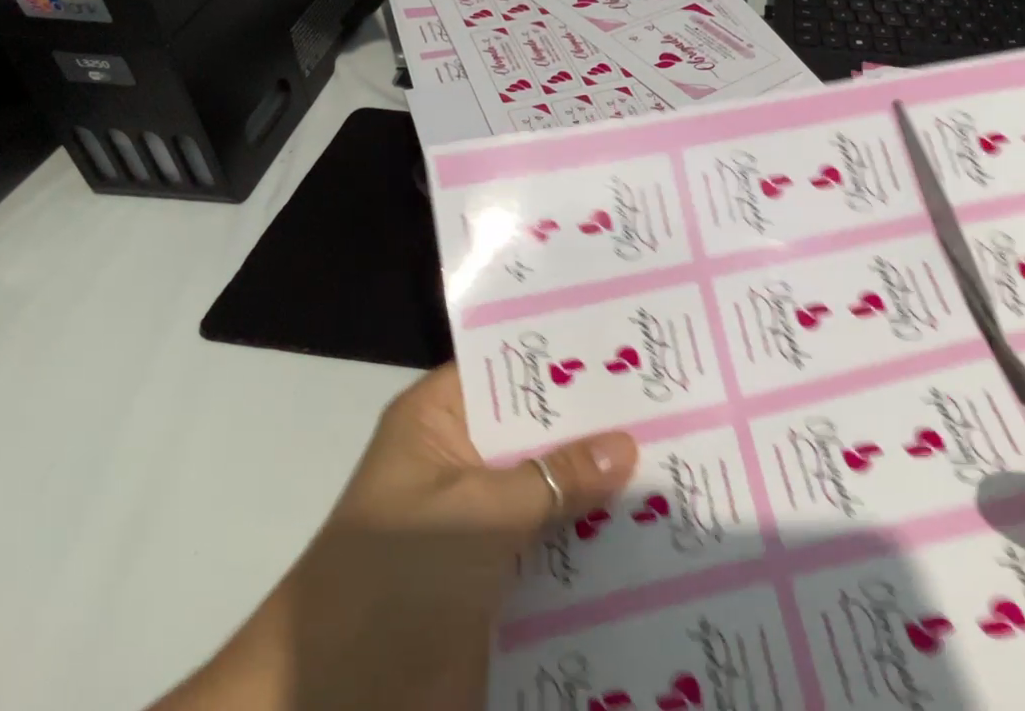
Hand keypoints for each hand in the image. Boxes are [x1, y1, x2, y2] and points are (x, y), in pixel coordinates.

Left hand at [152, 364, 637, 710]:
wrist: (334, 697)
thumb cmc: (394, 578)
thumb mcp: (478, 514)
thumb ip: (555, 477)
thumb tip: (628, 443)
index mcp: (441, 420)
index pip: (515, 368)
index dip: (571, 359)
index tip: (637, 349)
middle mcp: (466, 459)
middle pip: (545, 430)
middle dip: (603, 426)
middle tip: (684, 404)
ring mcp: (485, 519)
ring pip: (557, 488)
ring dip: (608, 487)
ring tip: (690, 460)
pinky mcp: (501, 575)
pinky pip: (559, 543)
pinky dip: (598, 540)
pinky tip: (661, 531)